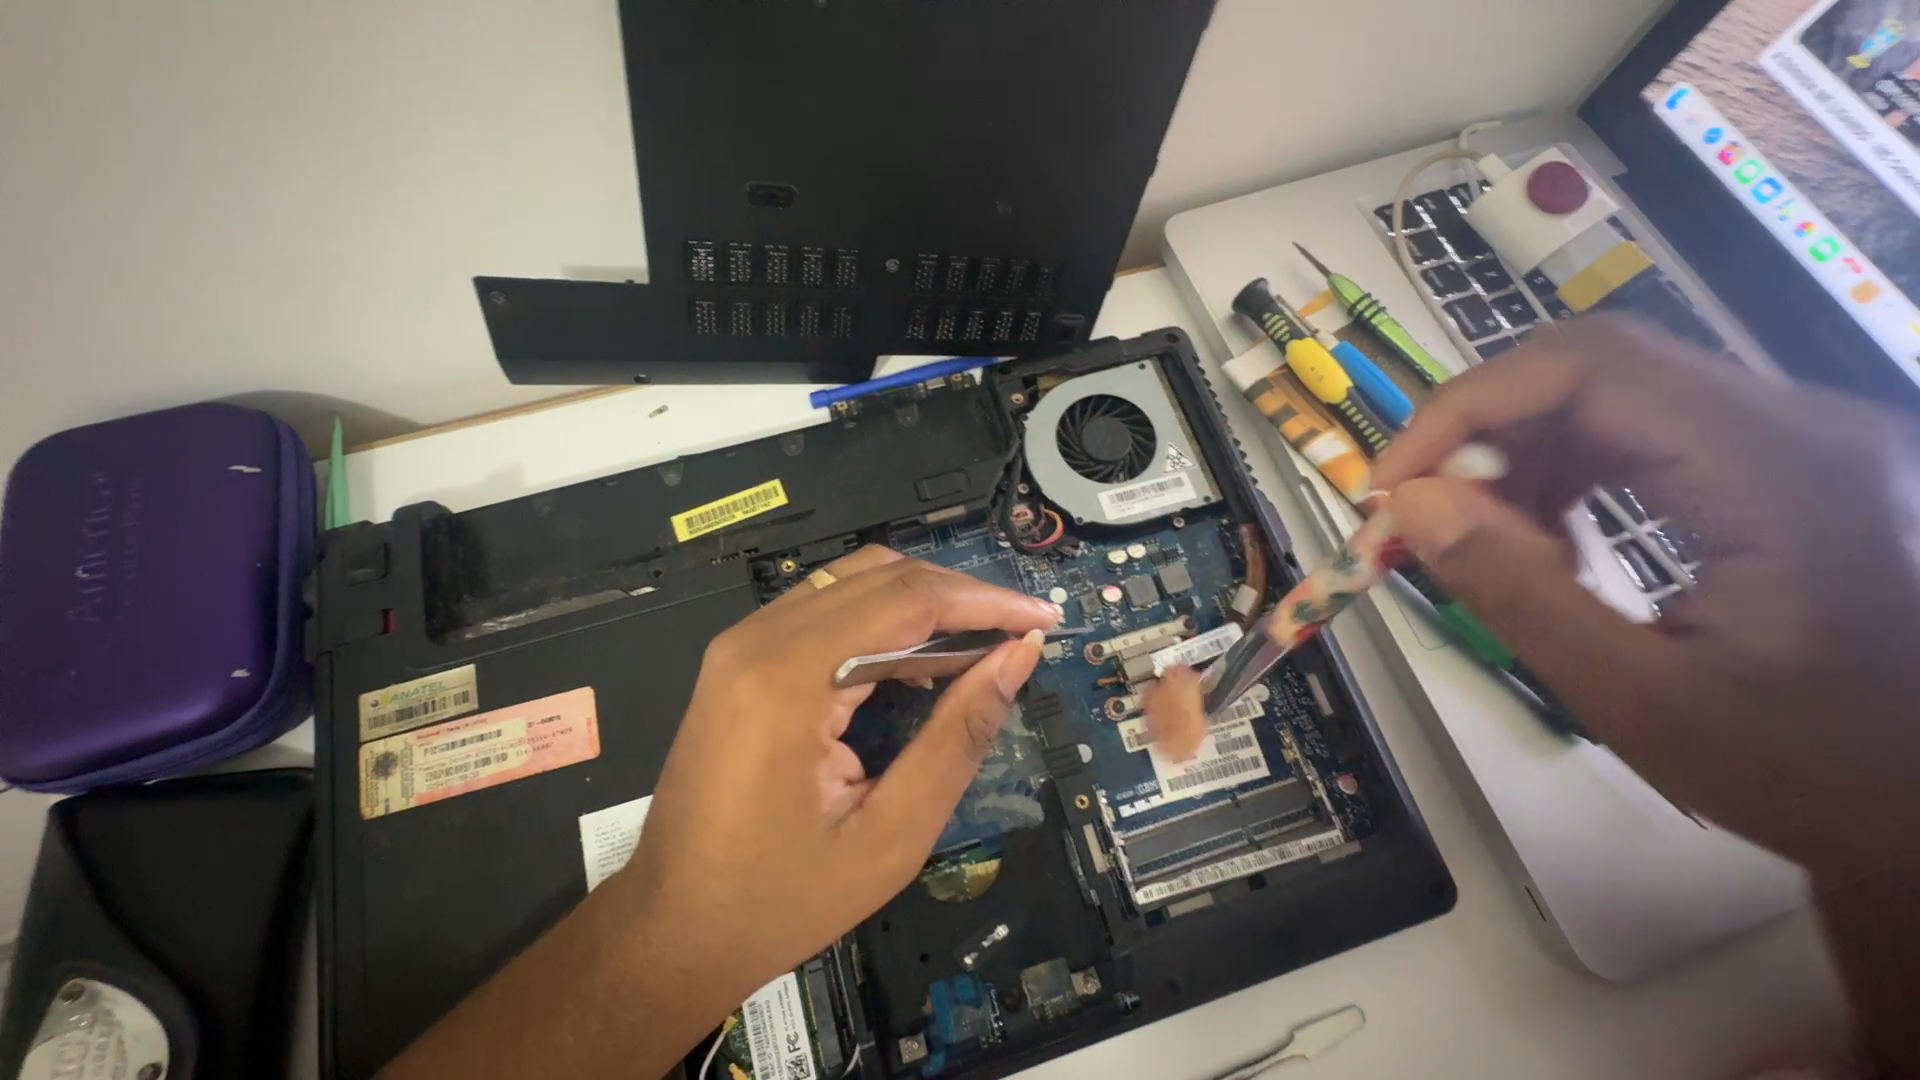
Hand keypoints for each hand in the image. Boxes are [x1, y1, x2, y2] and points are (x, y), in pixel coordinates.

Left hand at [618, 546, 1059, 1014]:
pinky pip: (824, 609)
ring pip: (852, 582)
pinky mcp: (738, 658)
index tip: (1041, 620)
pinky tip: (916, 661)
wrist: (672, 928)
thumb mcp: (891, 835)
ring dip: (922, 603)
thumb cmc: (780, 899)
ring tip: (978, 646)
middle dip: (959, 595)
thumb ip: (958, 737)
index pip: (906, 600)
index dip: (984, 601)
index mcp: (788, 678)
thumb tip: (1017, 658)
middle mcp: (757, 640)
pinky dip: (881, 620)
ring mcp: (739, 644)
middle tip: (1016, 635)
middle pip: (881, 576)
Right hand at [1364, 316, 1919, 881]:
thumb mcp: (1639, 700)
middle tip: (1420, 509)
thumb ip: (1516, 592)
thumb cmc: (1808, 767)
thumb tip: (1411, 503)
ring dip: (1515, 453)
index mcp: (1782, 470)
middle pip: (1594, 365)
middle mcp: (1800, 423)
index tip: (1393, 487)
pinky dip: (1560, 471)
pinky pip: (1636, 429)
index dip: (1465, 408)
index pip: (1590, 367)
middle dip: (1479, 429)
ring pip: (1607, 392)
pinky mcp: (1779, 461)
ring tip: (1482, 537)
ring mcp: (1795, 437)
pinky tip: (1548, 538)